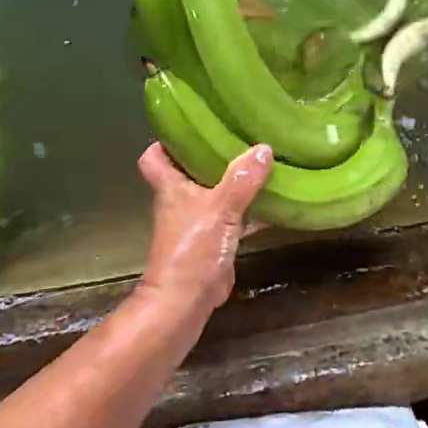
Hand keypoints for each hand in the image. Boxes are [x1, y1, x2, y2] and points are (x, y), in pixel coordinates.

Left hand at [135, 141, 272, 314]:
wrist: (185, 301)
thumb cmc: (192, 248)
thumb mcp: (220, 209)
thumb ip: (241, 180)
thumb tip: (263, 148)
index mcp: (170, 186)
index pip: (154, 156)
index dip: (166, 141)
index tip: (192, 127)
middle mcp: (179, 201)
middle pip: (189, 170)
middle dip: (210, 155)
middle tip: (238, 137)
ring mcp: (195, 222)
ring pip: (213, 193)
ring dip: (232, 182)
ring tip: (260, 162)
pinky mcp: (212, 241)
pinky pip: (232, 217)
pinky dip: (248, 209)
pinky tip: (273, 202)